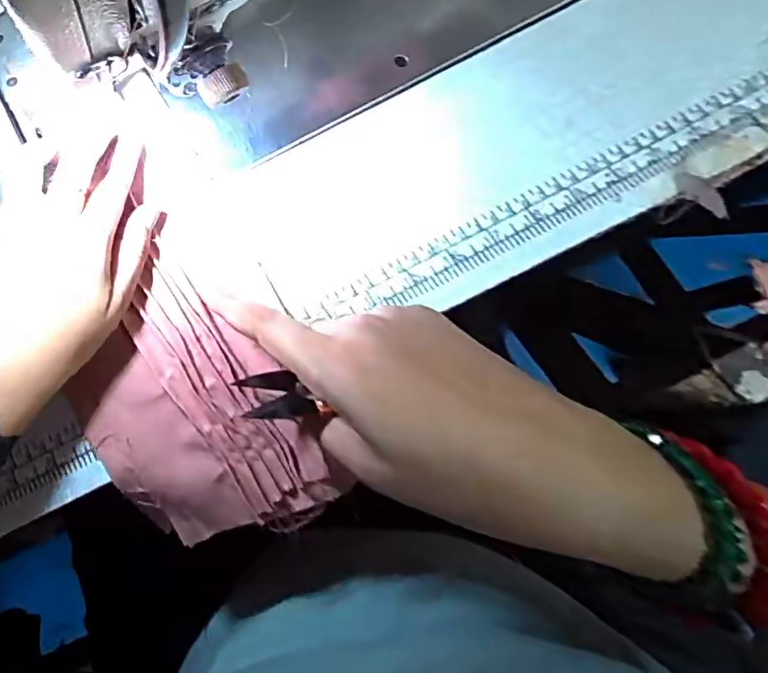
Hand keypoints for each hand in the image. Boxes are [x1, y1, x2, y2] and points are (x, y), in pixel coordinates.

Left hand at [0, 133, 162, 435]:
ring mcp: (17, 226)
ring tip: (55, 139)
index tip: (137, 132)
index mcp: (89, 241)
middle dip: (93, 137)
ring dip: (41, 148)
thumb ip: (134, 251)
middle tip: (106, 114)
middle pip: (76, 168)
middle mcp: (53, 223)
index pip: (113, 187)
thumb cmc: (68, 340)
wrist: (5, 367)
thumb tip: (154, 210)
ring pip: (26, 172)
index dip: (127, 156)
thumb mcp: (114, 304)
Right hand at [216, 300, 705, 580]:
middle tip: (353, 423)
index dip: (239, 311)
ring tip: (406, 416)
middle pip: (321, 342)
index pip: (273, 329)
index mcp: (339, 361)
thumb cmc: (453, 475)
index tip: (213, 291)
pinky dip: (391, 360)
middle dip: (321, 374)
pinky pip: (390, 335)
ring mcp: (403, 314)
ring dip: (361, 369)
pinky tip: (432, 397)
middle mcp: (363, 323)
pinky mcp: (434, 316)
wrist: (555, 457)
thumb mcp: (373, 469)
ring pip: (358, 340)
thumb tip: (325, 408)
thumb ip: (330, 430)